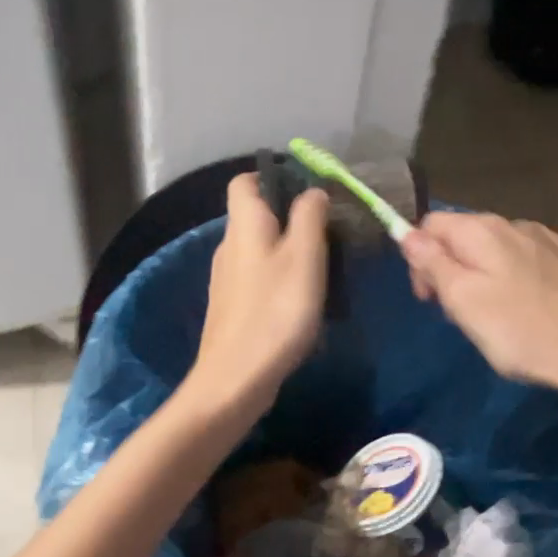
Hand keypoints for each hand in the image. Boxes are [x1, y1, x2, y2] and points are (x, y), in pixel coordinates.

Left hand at [182, 174, 327, 412]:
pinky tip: (304, 301)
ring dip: (290, 252)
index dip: (274, 177)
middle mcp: (228, 246)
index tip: (310, 192)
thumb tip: (311, 191)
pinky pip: (259, 279)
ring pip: (260, 250)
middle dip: (291, 218)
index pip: (244, 182)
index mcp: (243, 225)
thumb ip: (309, 217)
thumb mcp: (304, 257)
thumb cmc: (274, 312)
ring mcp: (227, 280)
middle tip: (330, 233)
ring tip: (325, 267)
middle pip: (256, 216)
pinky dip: (281, 280)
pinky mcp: (233, 308)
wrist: (235, 378)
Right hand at [401, 212, 557, 412]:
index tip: (428, 299)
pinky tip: (540, 315)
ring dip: (490, 278)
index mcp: (484, 232)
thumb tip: (408, 235)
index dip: (418, 258)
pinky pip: (540, 265)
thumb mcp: (464, 302)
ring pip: (506, 252)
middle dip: (455, 270)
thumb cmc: (526, 332)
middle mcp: (521, 226)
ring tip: (502, 321)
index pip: (431, 224)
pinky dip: (527, 284)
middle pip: (469, 237)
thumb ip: (433, 264)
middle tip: (462, 318)